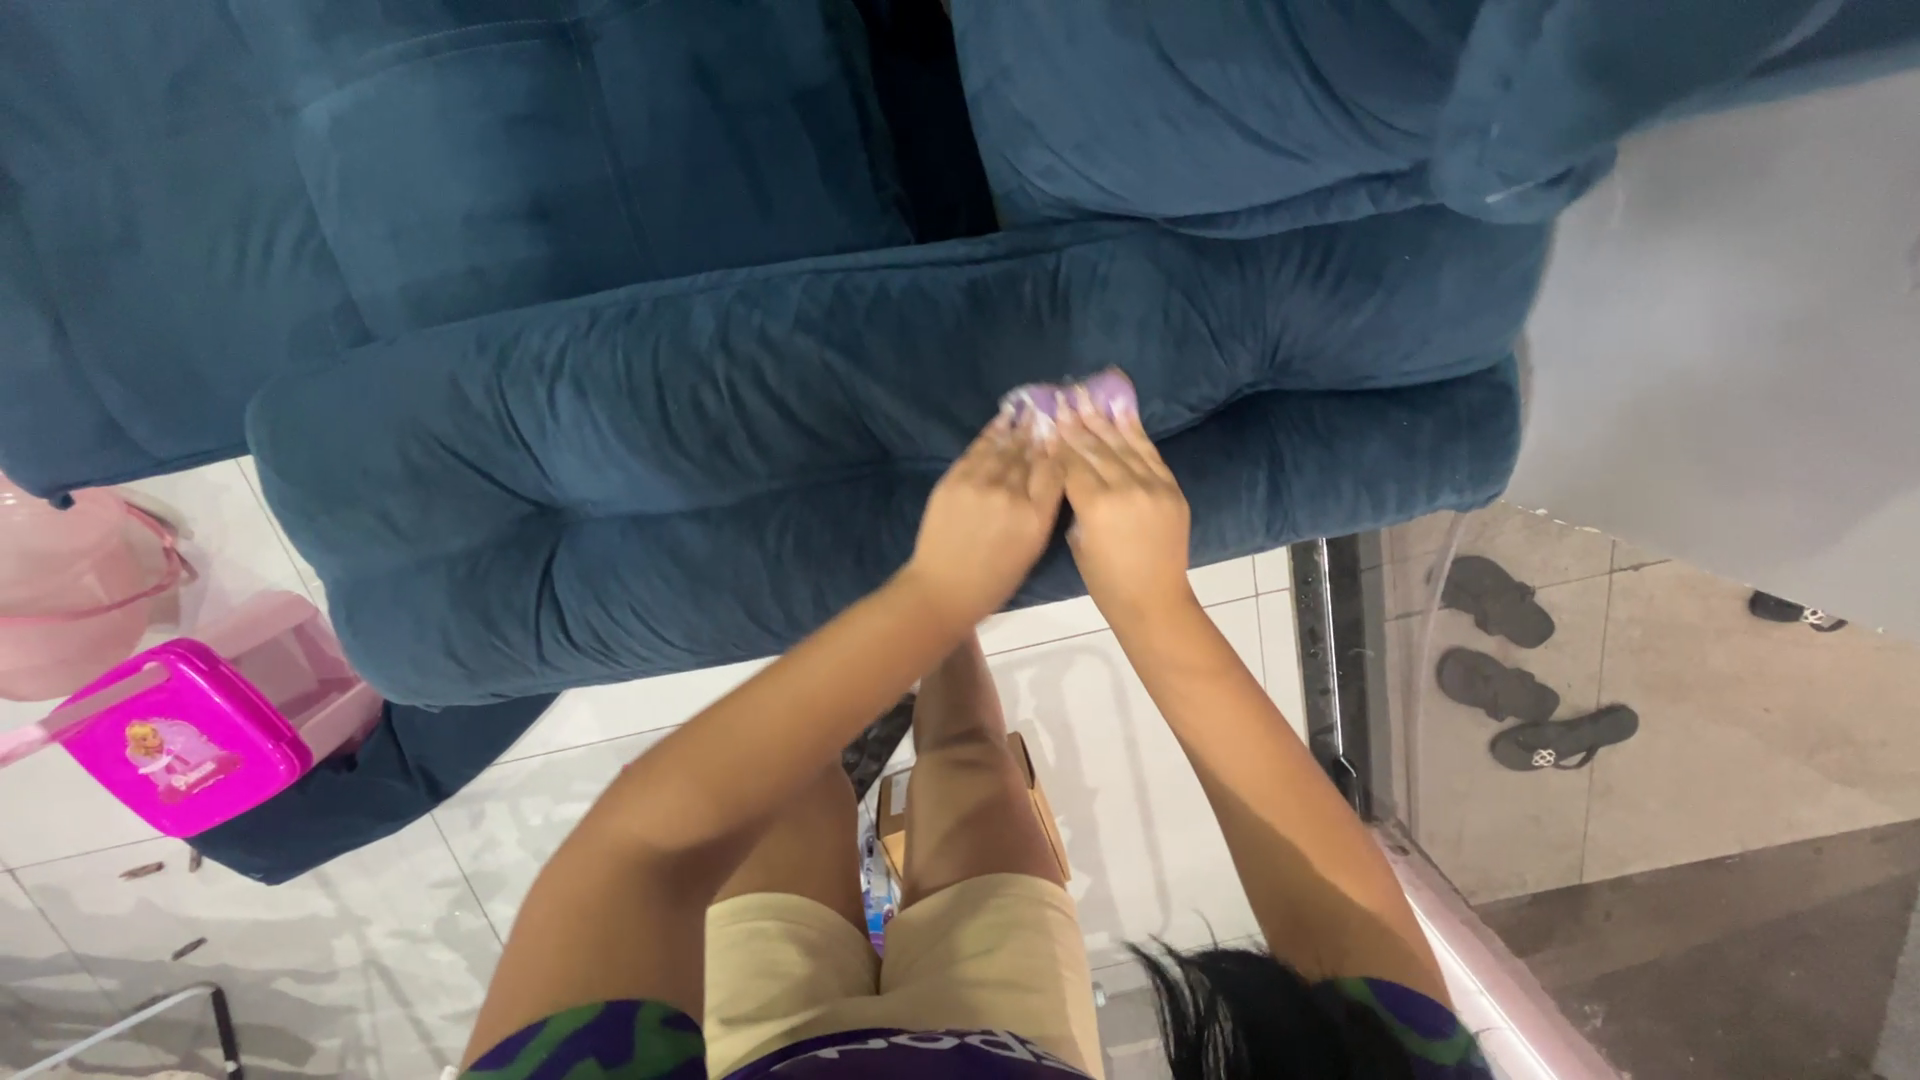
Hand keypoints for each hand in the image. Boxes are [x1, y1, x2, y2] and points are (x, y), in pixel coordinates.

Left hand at [900, 414, 1063, 625]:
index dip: (1058, 452)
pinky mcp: (954, 480)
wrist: (944, 587)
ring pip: (1005, 449)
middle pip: (1030, 456)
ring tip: (1027, 414)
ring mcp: (980, 485)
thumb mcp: (1031, 550)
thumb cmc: (994, 579)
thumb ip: (1041, 512)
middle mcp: (1011, 496)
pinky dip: (992, 434)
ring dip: (1018, 430)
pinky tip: (1003, 422)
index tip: (1060, 438)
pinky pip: (978, 450)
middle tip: (1045, 417)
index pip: (1055, 472)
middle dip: (1038, 437)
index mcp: (1036, 520)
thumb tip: (1047, 476)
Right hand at [1056, 383, 1194, 622]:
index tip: (1047, 420)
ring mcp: (1152, 485)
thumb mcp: (1078, 541)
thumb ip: (1075, 502)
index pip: (1072, 464)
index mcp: (1096, 506)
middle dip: (1076, 422)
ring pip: (1122, 445)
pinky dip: (1134, 430)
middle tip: (1062, 398)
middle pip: (1096, 448)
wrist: (1153, 599)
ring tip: (1086, 396)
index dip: (1058, 442)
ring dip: (1102, 419)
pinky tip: (1120, 410)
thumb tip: (1070, 471)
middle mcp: (1125, 488)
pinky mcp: (1170, 488)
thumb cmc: (1105, 580)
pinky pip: (1149, 453)